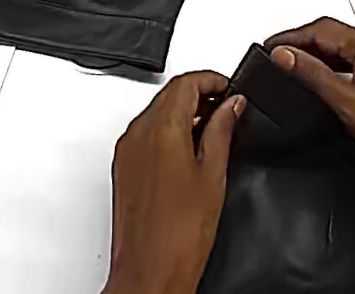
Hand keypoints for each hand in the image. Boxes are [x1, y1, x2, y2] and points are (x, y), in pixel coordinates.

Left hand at [103, 71, 244, 293]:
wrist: (149, 276)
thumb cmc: (179, 236)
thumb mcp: (213, 175)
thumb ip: (222, 130)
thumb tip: (232, 105)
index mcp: (162, 128)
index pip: (186, 82)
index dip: (211, 79)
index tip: (228, 87)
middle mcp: (138, 132)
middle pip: (170, 93)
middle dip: (199, 92)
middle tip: (225, 105)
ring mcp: (127, 147)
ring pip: (157, 110)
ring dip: (183, 110)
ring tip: (211, 127)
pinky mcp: (123, 163)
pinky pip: (146, 131)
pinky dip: (167, 129)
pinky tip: (187, 148)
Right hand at [265, 18, 354, 207]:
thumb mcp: (349, 105)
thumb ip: (314, 76)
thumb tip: (286, 55)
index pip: (320, 28)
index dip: (291, 36)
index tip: (270, 47)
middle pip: (329, 34)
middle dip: (300, 42)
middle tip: (276, 55)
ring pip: (338, 49)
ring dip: (313, 56)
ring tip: (290, 68)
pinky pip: (348, 63)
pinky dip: (328, 69)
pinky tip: (318, 84)